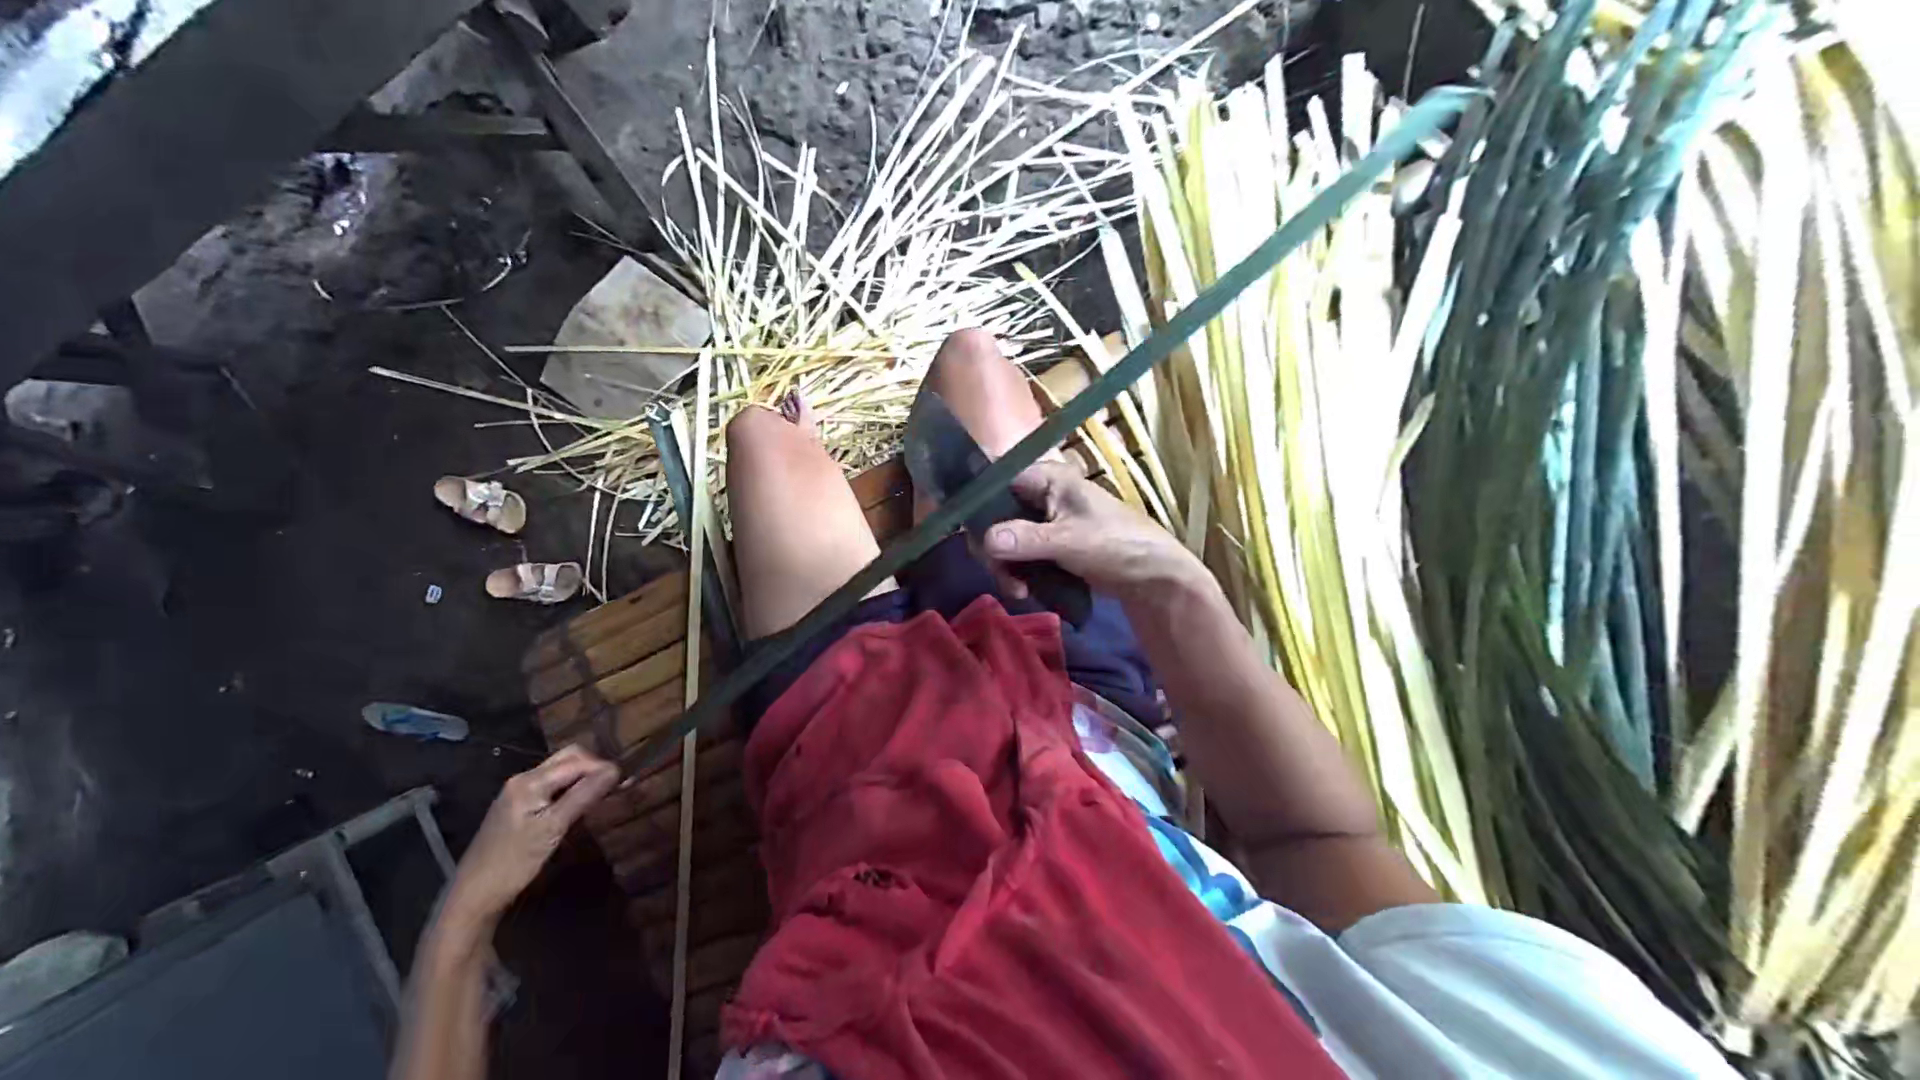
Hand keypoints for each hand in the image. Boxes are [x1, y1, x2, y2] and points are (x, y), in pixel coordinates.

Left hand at [441, 745, 618, 926]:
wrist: (473, 895)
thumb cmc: (514, 863)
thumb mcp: (553, 829)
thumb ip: (584, 796)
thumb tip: (615, 770)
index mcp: (530, 781)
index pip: (576, 761)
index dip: (603, 767)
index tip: (626, 781)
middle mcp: (523, 778)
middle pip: (568, 757)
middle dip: (595, 765)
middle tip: (616, 784)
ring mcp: (518, 791)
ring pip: (561, 770)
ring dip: (584, 775)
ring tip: (604, 792)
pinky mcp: (519, 805)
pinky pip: (552, 783)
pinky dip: (571, 786)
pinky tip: (581, 801)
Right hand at [982, 460, 1205, 601]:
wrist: (1154, 577)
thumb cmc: (1117, 545)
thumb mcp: (1069, 541)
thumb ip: (1025, 539)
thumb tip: (985, 541)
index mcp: (1047, 477)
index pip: (996, 482)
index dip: (980, 509)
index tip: (978, 542)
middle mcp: (1041, 492)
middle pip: (995, 515)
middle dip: (995, 550)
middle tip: (1006, 578)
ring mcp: (1045, 519)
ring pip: (1005, 539)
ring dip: (1006, 567)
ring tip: (1021, 591)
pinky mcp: (1050, 543)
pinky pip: (1020, 553)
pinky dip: (1019, 571)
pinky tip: (1027, 591)